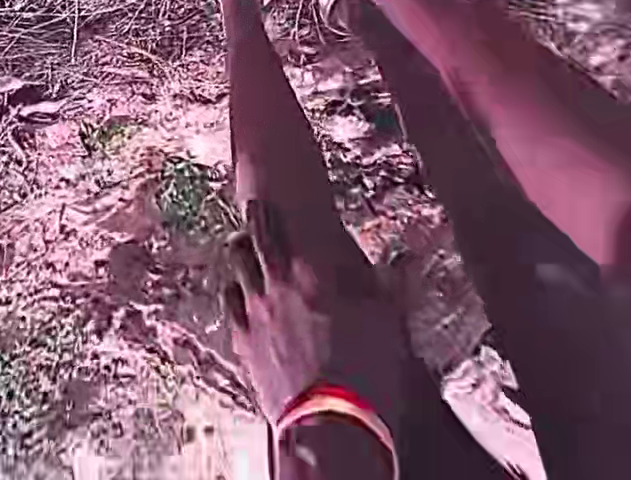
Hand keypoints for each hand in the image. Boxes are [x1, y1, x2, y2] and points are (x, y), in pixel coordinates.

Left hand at [224, 200, 410, 427]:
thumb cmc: (365, 377)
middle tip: (252, 207)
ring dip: (239, 250)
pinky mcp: (243, 340)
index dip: (274, 213)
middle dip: (254, 220)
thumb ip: (389, 286)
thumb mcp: (388, 325)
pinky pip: (228, 302)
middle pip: (256, 240)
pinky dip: (231, 288)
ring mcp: (255, 311)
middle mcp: (277, 284)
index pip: (283, 229)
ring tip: (240, 241)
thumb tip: (402, 259)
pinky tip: (234, 287)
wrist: (332, 429)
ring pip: (237, 266)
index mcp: (310, 275)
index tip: (269, 201)